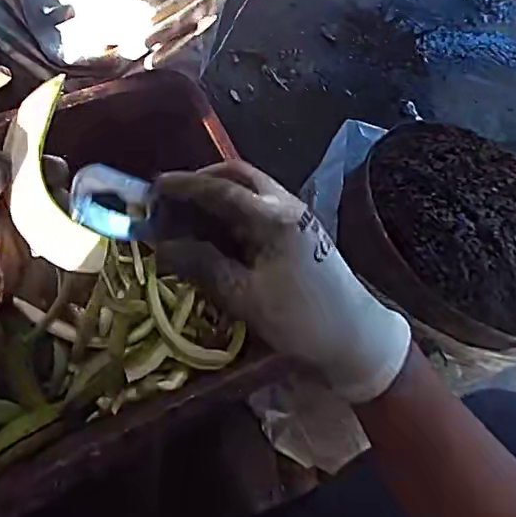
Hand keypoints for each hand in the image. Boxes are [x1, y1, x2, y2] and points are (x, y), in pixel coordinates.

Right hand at [152, 161, 410, 402]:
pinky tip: (214, 229)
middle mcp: (285, 205)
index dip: (185, 186)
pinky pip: (257, 206)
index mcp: (275, 218)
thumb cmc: (304, 320)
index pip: (221, 190)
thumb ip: (204, 266)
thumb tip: (163, 248)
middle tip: (172, 196)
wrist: (359, 340)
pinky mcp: (297, 229)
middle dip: (201, 180)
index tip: (155, 186)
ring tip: (187, 212)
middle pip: (237, 175)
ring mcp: (294, 215)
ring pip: (248, 189)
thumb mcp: (247, 298)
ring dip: (216, 193)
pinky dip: (231, 210)